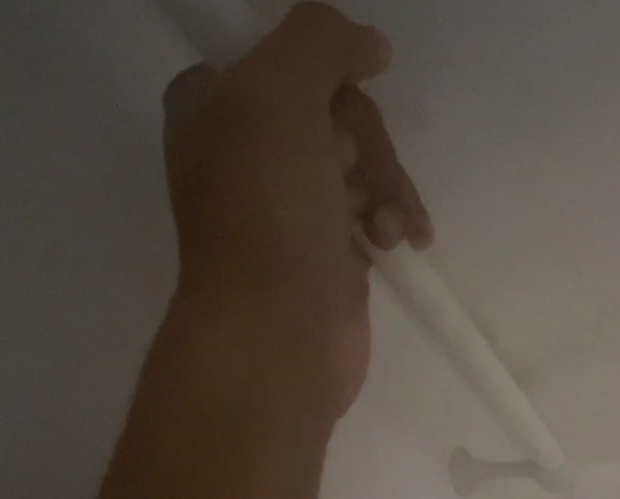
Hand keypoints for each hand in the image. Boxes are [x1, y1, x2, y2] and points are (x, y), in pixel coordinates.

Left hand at [161, 3, 433, 418]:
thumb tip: (372, 44)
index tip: (342, 123)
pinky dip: (395, 222)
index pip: (294, 62)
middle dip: (371, 150)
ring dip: (390, 190)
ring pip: (364, 167)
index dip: (333, 88)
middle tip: (369, 185)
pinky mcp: (328, 252)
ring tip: (391, 232)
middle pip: (339, 116)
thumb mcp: (280, 95)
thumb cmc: (269, 216)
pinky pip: (374, 213)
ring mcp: (291, 206)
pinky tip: (405, 246)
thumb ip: (321, 42)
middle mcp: (249, 150)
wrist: (279, 335)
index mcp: (214, 104)